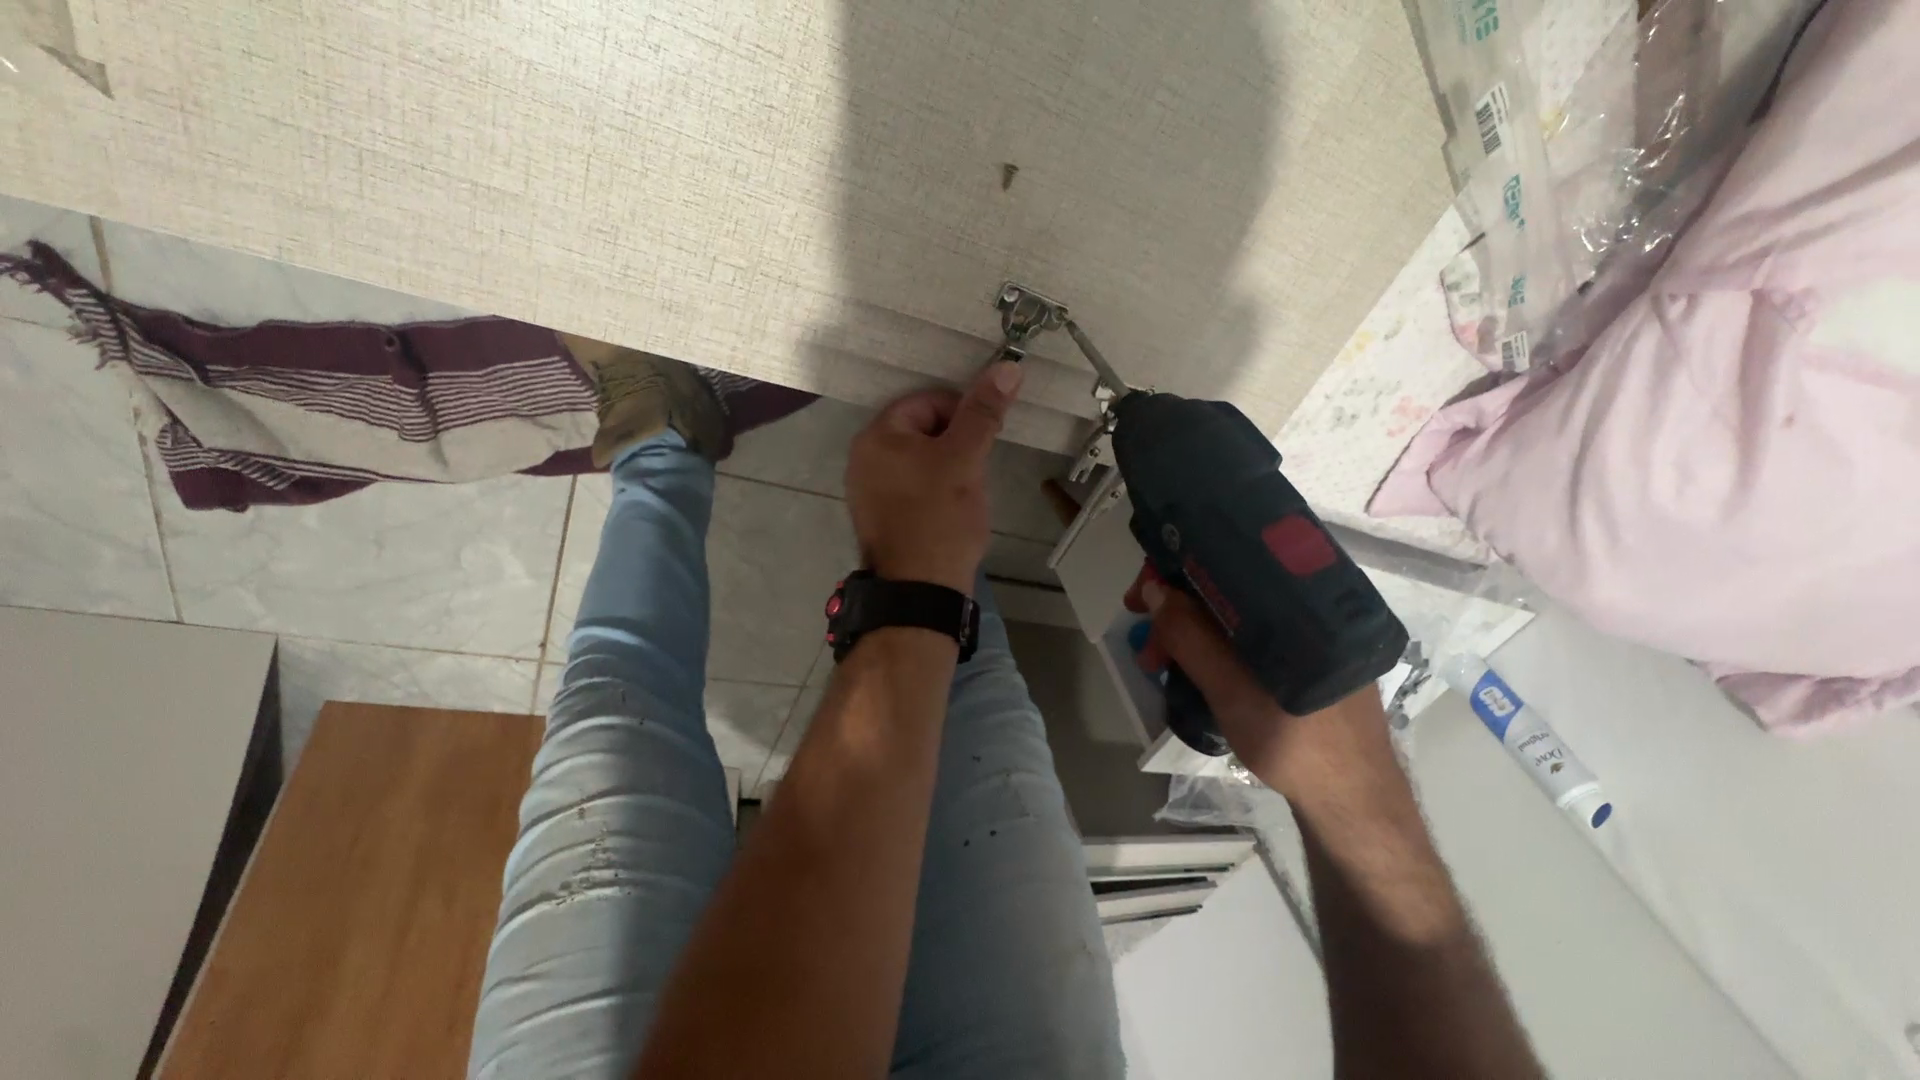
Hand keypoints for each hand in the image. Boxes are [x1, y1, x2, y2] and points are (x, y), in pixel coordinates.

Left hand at [844, 360, 1022, 593]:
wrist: (921, 591)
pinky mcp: (881, 518)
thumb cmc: (940, 518)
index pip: (927, 402)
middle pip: (922, 430)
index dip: (962, 414)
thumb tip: (1007, 367)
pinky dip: (935, 492)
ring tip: (966, 494)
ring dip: (949, 469)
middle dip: (956, 445)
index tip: (984, 440)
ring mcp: (869, 492)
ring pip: (921, 461)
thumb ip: (983, 413)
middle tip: (976, 471)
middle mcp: (863, 459)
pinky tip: (951, 513)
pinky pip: (912, 489)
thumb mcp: (965, 460)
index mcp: (876, 437)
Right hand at [1125, 564, 1395, 806]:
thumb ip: (1191, 637)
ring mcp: (1315, 633)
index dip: (1179, 566)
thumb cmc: (1295, 744)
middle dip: (1177, 605)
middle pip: (1231, 583)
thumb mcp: (1231, 691)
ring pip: (1239, 610)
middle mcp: (1314, 604)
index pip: (1232, 556)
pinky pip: (1254, 633)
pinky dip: (1218, 641)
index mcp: (1306, 598)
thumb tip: (1157, 590)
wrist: (1353, 802)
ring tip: (1161, 663)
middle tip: (1145, 637)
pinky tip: (1195, 665)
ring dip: (1192, 628)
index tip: (1142, 593)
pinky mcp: (1310, 658)